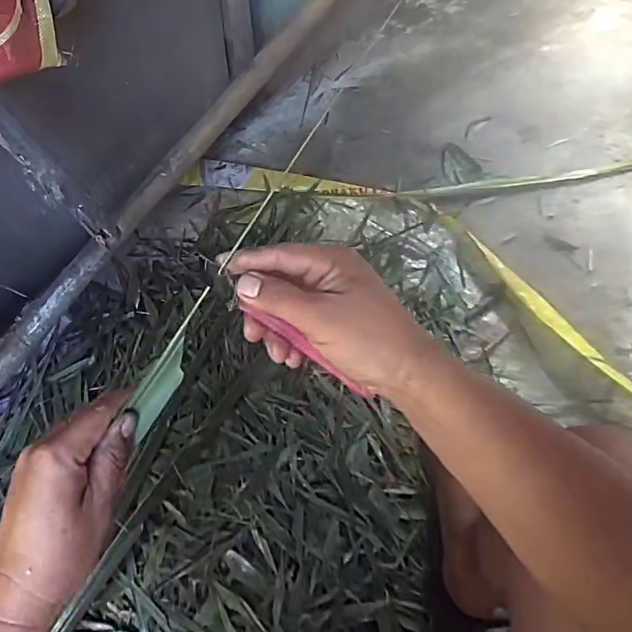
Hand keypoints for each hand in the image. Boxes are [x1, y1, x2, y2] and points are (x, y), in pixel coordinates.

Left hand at [0, 390, 135, 631]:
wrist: (16, 596)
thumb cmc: (61, 560)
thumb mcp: (100, 508)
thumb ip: (113, 460)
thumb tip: (127, 423)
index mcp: (56, 454)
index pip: (97, 412)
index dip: (124, 401)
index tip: (148, 393)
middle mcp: (38, 448)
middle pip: (83, 418)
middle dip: (111, 419)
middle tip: (139, 433)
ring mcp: (28, 459)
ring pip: (72, 430)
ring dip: (96, 434)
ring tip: (118, 460)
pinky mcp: (26, 472)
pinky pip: (59, 445)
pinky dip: (80, 447)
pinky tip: (94, 470)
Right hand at [223, 244, 439, 396]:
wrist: (410, 375)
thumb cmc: (366, 339)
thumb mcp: (316, 318)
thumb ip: (277, 298)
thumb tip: (242, 282)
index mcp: (329, 262)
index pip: (280, 255)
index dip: (249, 262)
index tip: (221, 268)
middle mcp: (330, 275)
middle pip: (282, 284)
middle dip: (264, 309)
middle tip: (251, 333)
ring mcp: (334, 299)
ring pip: (290, 308)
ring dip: (278, 330)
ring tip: (279, 354)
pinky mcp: (337, 322)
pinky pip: (304, 324)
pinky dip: (294, 339)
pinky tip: (293, 359)